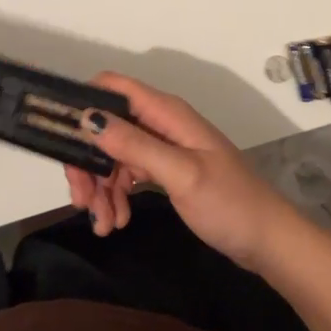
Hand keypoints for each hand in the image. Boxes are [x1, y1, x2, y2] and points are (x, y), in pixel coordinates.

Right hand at [64, 73, 293, 271]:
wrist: (270, 243)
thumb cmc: (231, 204)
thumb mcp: (181, 175)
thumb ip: (134, 145)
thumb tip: (88, 117)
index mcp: (165, 112)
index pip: (112, 87)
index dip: (83, 102)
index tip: (60, 134)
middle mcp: (160, 123)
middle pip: (106, 127)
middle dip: (88, 161)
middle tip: (81, 199)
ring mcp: (162, 147)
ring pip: (113, 154)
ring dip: (100, 186)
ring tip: (103, 224)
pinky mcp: (164, 171)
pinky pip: (127, 174)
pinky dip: (116, 196)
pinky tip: (117, 221)